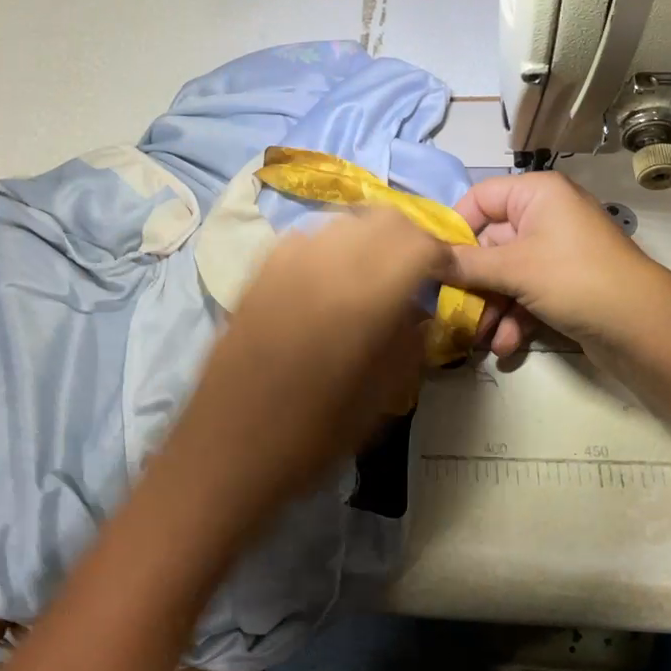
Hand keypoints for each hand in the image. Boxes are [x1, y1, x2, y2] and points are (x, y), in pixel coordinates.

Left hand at [159, 209, 445, 515]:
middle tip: (418, 273)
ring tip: (377, 274)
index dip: (442, 255)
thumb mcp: (380, 400)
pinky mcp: (257, 270)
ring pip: (345, 221)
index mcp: (364, 295)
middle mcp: (325, 262)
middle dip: (410, 238)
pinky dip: (332, 247)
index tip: (448, 278)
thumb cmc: (310, 438)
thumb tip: (422, 311)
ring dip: (371, 238)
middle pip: (383, 218)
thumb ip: (410, 344)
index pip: (419, 243)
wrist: (223, 452)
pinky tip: (331, 281)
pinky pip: (307, 237)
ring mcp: (285, 261)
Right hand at [444, 173, 670, 363]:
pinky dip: (514, 317)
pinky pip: (527, 293)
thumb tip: (423, 258)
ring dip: (491, 307)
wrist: (643, 327)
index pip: (479, 199)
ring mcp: (556, 252)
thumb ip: (465, 264)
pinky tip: (505, 346)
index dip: (454, 229)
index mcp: (536, 194)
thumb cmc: (574, 279)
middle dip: (472, 282)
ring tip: (479, 340)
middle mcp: (546, 215)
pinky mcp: (565, 284)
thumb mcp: (513, 269)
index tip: (432, 262)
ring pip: (507, 274)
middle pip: (490, 242)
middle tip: (450, 310)